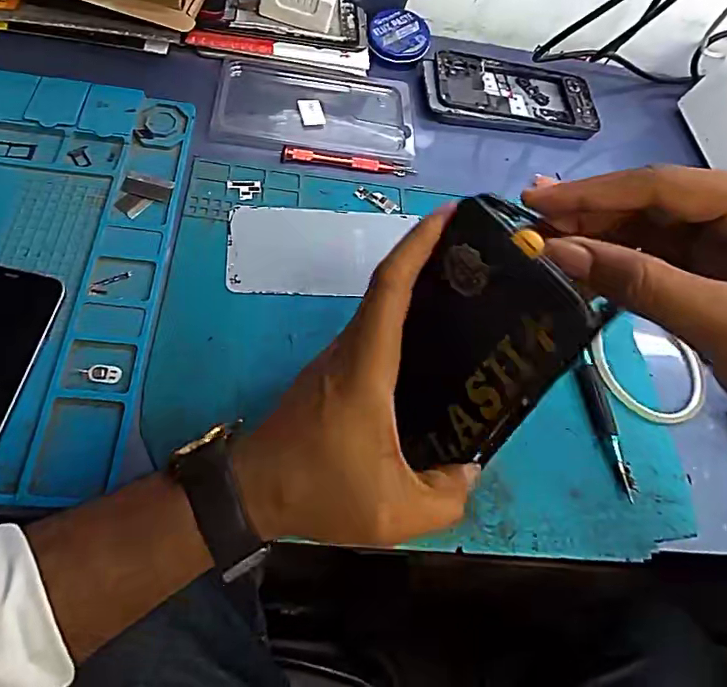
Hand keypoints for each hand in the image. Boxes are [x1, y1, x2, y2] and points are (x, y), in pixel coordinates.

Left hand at [229, 206, 480, 545]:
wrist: (253, 490)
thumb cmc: (320, 491)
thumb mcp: (395, 512)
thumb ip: (446, 495)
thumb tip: (469, 468)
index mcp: (366, 365)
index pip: (390, 286)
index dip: (418, 243)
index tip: (447, 215)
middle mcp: (351, 347)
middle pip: (387, 285)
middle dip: (427, 254)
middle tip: (474, 252)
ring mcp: (339, 355)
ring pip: (380, 306)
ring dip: (416, 285)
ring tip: (465, 291)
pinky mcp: (334, 369)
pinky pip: (375, 329)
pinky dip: (403, 316)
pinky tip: (432, 341)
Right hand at [523, 167, 726, 491]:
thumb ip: (643, 283)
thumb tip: (559, 250)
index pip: (672, 186)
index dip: (597, 194)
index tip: (536, 201)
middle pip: (667, 206)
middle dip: (599, 215)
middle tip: (532, 219)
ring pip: (667, 234)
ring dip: (610, 240)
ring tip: (549, 241)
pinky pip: (680, 264)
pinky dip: (635, 268)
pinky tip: (593, 269)